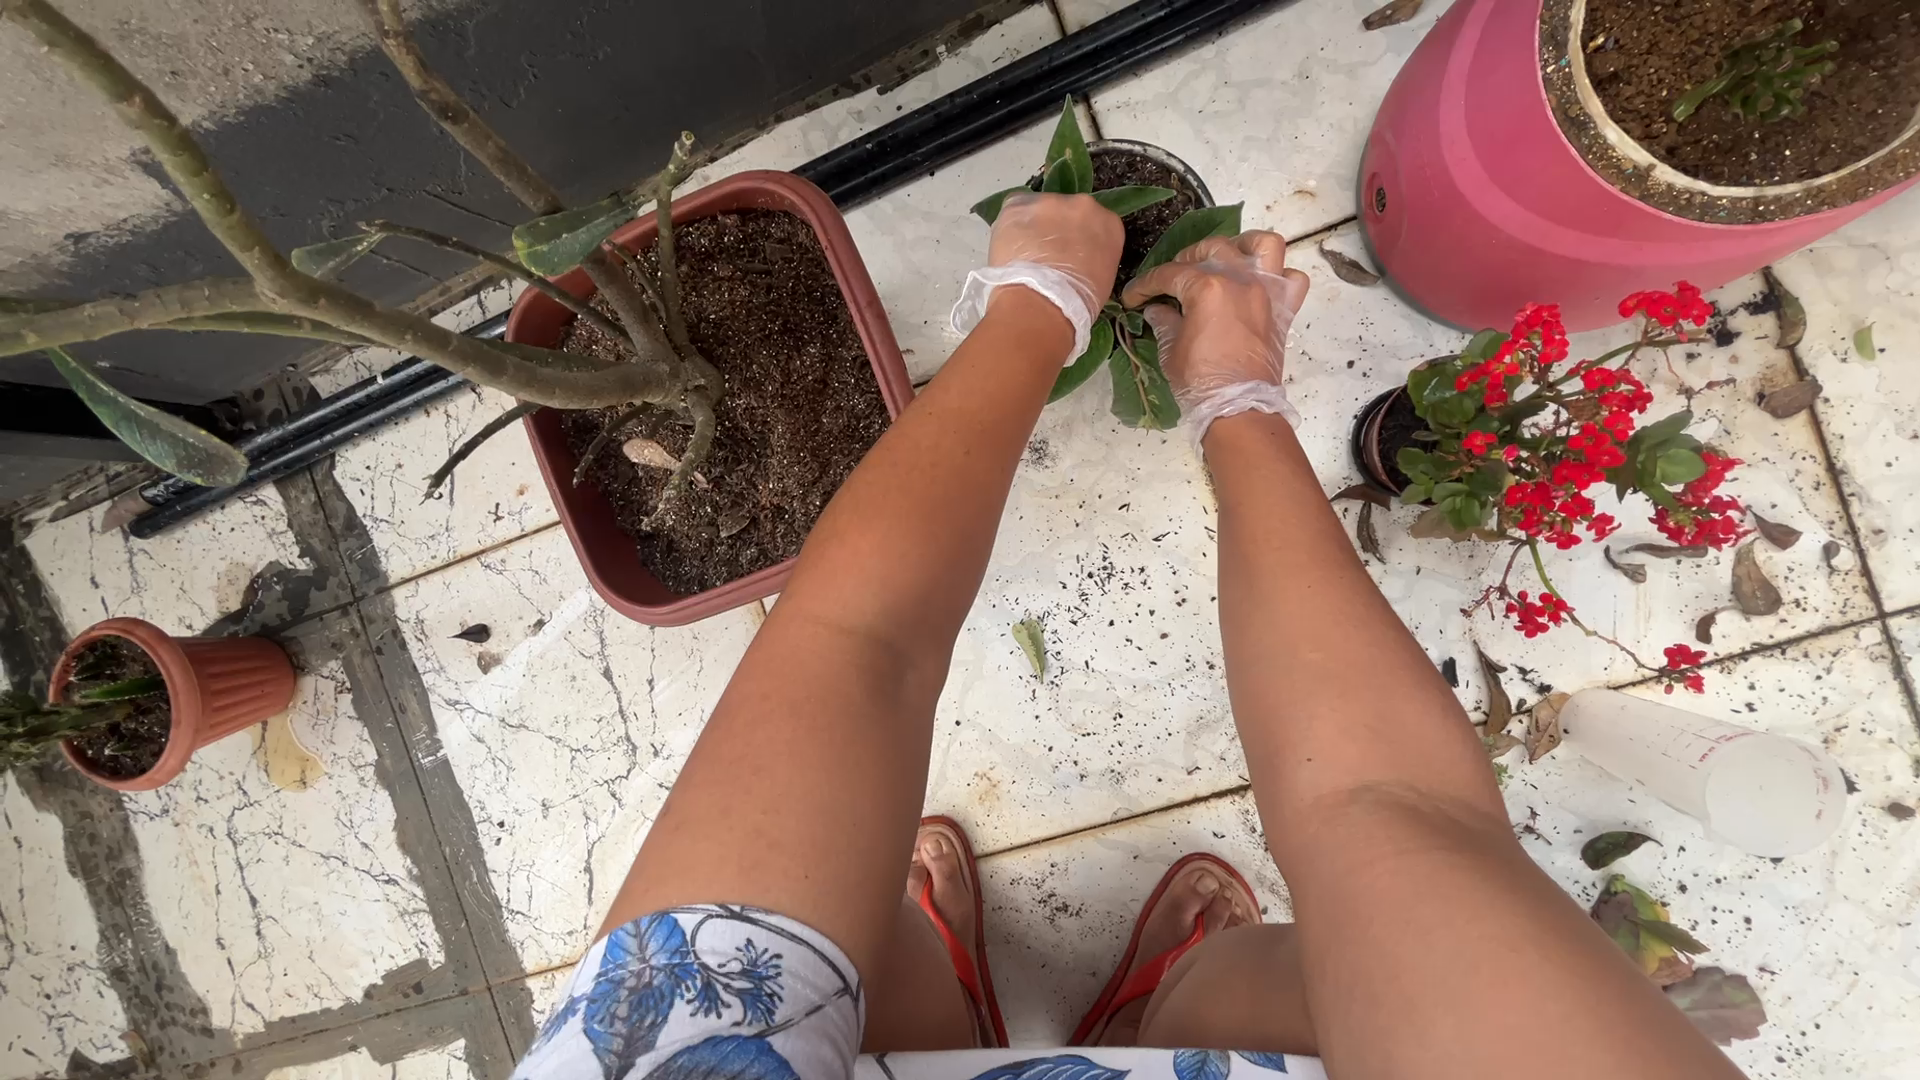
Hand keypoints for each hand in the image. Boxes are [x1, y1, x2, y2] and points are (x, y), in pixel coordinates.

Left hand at [986, 193, 1124, 328]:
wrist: (1041, 305)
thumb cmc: (1077, 305)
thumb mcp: (1101, 281)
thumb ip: (1093, 259)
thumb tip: (1079, 261)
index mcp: (1109, 224)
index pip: (1095, 225)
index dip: (1078, 240)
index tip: (1068, 256)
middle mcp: (1083, 205)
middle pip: (1066, 212)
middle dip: (1055, 230)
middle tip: (1043, 258)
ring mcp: (1050, 202)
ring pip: (1038, 211)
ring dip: (1031, 229)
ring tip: (1023, 258)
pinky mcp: (1018, 206)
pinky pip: (1013, 212)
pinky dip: (1009, 229)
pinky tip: (1009, 252)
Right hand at [1121, 231, 1309, 400]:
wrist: (1238, 407)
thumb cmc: (1200, 382)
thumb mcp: (1170, 351)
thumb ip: (1164, 322)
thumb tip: (1157, 309)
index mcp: (1208, 289)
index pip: (1170, 275)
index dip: (1145, 285)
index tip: (1132, 297)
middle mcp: (1241, 280)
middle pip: (1211, 250)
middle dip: (1184, 260)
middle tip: (1171, 279)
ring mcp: (1267, 291)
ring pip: (1262, 245)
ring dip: (1242, 245)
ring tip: (1225, 258)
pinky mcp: (1285, 309)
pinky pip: (1292, 277)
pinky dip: (1279, 274)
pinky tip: (1260, 284)